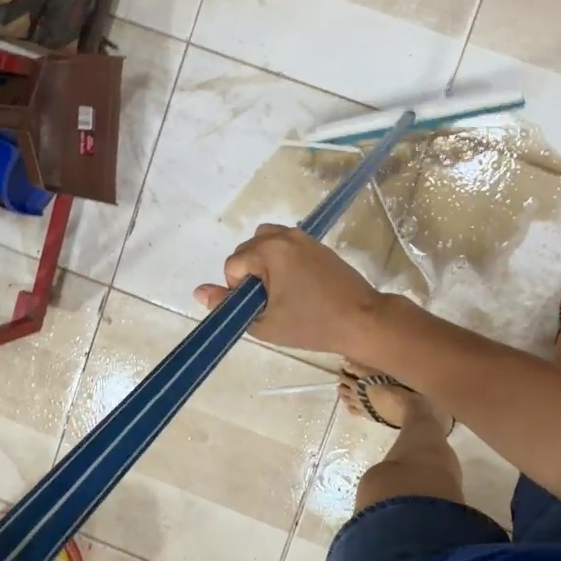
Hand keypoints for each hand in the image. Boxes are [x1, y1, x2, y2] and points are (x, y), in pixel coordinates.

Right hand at [193, 224, 383, 354]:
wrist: (362, 319)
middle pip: (248, 249)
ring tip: (280, 292)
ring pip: (267, 243)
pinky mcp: (318, 244)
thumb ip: (228, 306)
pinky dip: (282, 261)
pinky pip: (287, 245)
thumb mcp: (264, 322)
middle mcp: (285, 235)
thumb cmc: (312, 324)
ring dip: (264, 264)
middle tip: (271, 302)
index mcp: (269, 250)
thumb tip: (198, 291)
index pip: (233, 264)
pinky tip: (298, 286)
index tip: (259, 307)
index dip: (238, 289)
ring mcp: (304, 237)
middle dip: (251, 274)